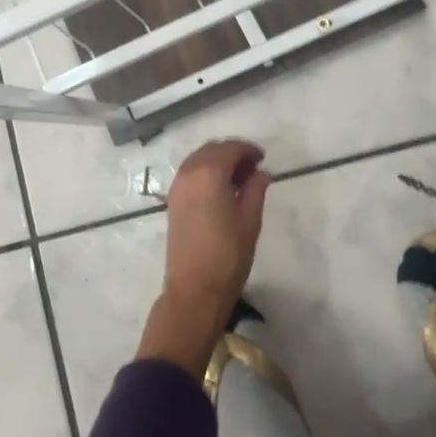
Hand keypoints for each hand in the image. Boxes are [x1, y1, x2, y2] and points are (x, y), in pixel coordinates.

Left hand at [135, 140, 270, 377]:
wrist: (194, 288)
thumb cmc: (228, 256)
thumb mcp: (249, 221)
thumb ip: (255, 190)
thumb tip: (259, 172)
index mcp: (209, 174)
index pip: (230, 148)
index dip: (248, 150)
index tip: (263, 159)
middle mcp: (188, 173)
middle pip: (212, 150)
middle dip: (233, 153)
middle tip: (254, 169)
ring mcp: (177, 186)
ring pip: (199, 160)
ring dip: (218, 162)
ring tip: (239, 180)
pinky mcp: (172, 200)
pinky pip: (190, 173)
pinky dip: (205, 172)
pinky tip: (221, 190)